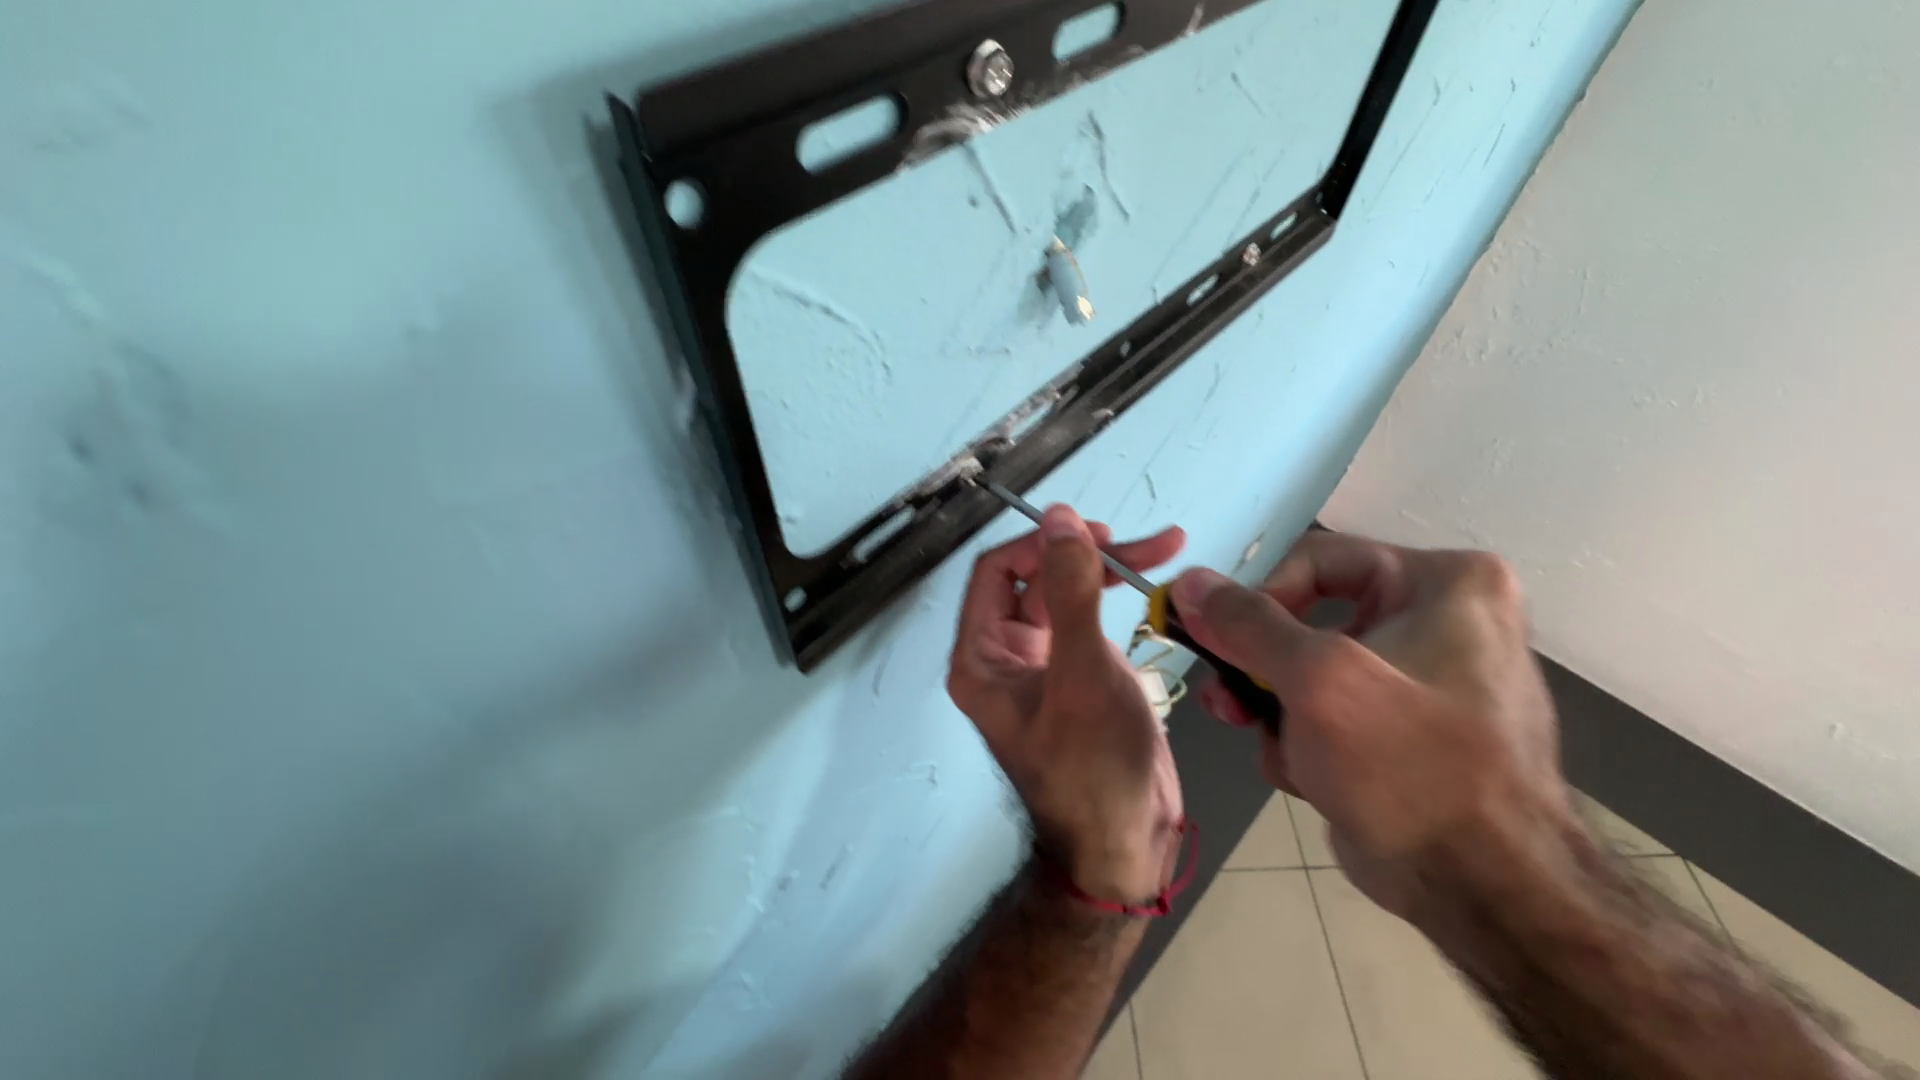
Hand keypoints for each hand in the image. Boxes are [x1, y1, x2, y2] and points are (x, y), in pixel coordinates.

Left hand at [948, 505, 1186, 903]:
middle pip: (1038, 578)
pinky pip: (1092, 620)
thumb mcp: (1082, 676)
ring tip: (1166, 546)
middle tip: (1143, 542)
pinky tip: (1157, 585)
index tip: (1094, 531)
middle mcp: (1006, 654)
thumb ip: (1072, 592)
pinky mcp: (1081, 672)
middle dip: (1087, 553)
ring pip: (1070, 594)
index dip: (1041, 543)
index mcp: (982, 656)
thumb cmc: (1094, 768)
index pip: (996, 572)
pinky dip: (1122, 600)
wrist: (1126, 846)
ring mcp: (1045, 662)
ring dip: (1112, 569)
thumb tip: (1062, 519)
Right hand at [1170, 531, 1572, 920]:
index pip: (1318, 559)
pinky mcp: (1405, 731)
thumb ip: (1246, 624)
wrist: (1484, 889)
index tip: (1215, 643)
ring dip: (1276, 710)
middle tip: (1226, 701)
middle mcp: (1441, 618)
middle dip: (1261, 667)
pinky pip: (1331, 712)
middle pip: (1309, 617)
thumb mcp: (1317, 679)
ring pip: (1310, 670)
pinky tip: (1306, 777)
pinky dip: (1305, 741)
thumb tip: (1187, 580)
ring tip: (1271, 747)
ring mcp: (1423, 679)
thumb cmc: (1408, 763)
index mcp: (1445, 583)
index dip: (1258, 599)